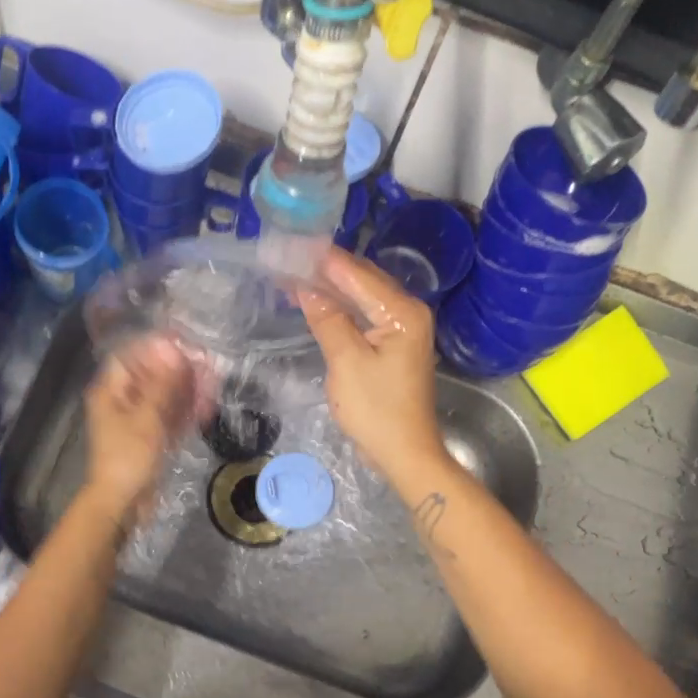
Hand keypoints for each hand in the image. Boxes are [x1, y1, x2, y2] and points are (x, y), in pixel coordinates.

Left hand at [83, 336, 195, 519]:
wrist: (121, 504)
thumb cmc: (128, 458)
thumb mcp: (147, 417)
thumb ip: (162, 384)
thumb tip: (173, 350)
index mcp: (111, 392)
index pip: (132, 357)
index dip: (157, 348)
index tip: (186, 345)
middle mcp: (122, 402)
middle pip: (152, 377)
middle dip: (180, 370)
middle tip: (209, 365)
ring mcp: (137, 422)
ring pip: (164, 398)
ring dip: (188, 391)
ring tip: (214, 384)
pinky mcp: (150, 439)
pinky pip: (169, 419)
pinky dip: (185, 412)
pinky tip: (207, 407)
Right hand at [299, 249, 445, 479]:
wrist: (405, 451)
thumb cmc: (376, 410)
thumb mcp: (346, 361)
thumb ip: (328, 319)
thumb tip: (307, 288)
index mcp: (402, 311)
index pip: (356, 275)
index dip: (323, 260)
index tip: (292, 246)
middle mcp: (409, 312)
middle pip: (363, 280)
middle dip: (326, 270)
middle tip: (289, 259)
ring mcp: (405, 329)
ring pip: (364, 297)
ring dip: (332, 288)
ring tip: (296, 277)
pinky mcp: (396, 346)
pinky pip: (367, 315)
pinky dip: (343, 308)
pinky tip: (321, 304)